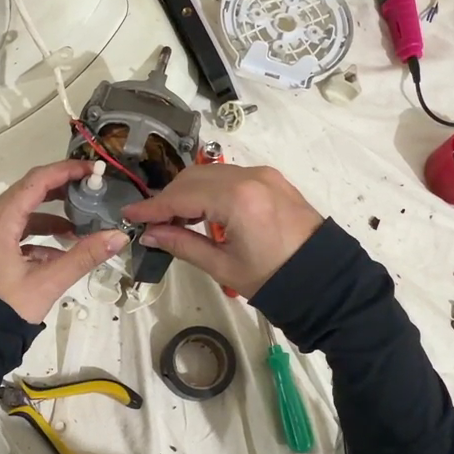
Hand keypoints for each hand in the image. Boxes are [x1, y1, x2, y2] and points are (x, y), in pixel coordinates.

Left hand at [0, 160, 130, 322]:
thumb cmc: (8, 308)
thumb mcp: (48, 283)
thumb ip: (83, 257)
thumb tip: (118, 236)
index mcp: (0, 224)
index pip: (35, 183)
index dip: (64, 172)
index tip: (90, 170)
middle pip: (27, 191)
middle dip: (59, 188)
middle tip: (89, 188)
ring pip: (22, 212)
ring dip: (50, 214)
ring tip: (78, 224)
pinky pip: (16, 231)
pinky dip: (39, 234)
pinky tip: (60, 250)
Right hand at [122, 164, 324, 297]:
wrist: (325, 279)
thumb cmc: (273, 278)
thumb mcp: (223, 266)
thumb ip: (183, 244)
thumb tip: (150, 234)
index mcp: (236, 199)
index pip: (180, 196)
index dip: (151, 207)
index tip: (129, 214)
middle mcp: (248, 177)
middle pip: (192, 178)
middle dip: (168, 198)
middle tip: (151, 223)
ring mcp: (262, 174)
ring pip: (209, 174)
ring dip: (187, 192)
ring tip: (174, 221)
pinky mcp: (271, 179)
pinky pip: (229, 177)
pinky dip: (208, 190)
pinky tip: (200, 212)